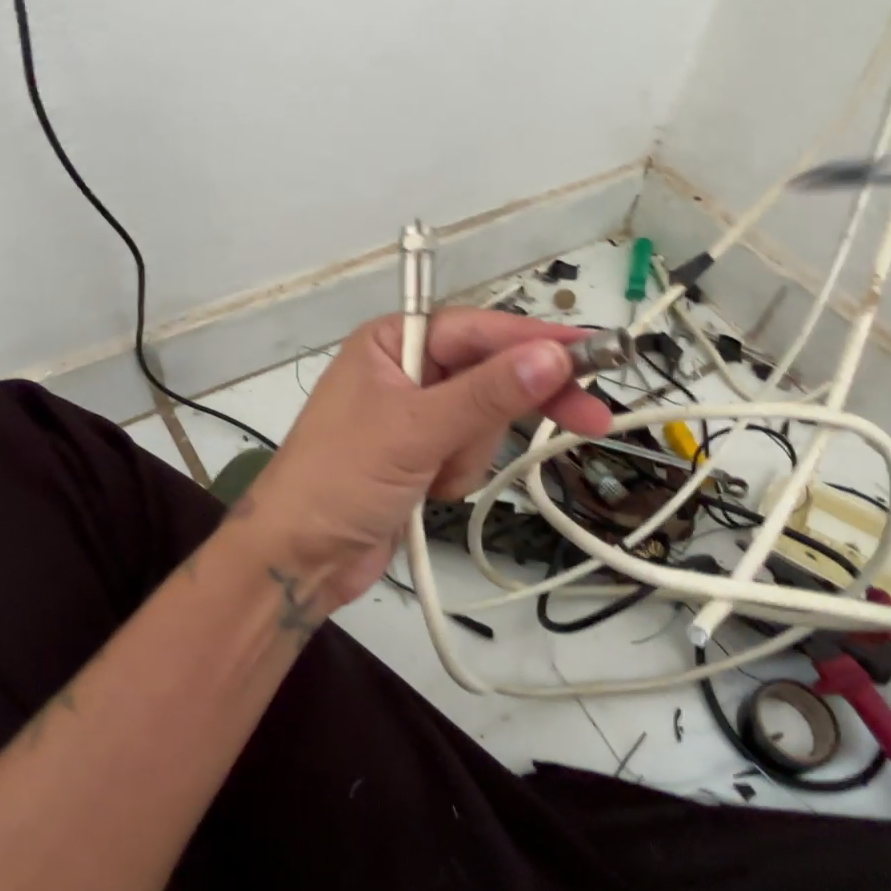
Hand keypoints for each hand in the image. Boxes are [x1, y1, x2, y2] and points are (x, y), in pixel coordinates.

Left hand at [228, 309, 612, 608]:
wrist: (298, 559)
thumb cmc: (340, 481)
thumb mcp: (415, 431)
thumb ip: (487, 394)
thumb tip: (552, 355)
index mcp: (393, 343)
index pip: (478, 330)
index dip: (535, 341)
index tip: (593, 352)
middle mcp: (405, 370)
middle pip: (489, 373)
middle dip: (514, 406)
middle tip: (590, 418)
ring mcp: (413, 417)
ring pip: (483, 420)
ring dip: (468, 454)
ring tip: (431, 479)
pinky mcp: (420, 457)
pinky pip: (467, 453)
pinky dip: (458, 475)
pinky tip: (428, 494)